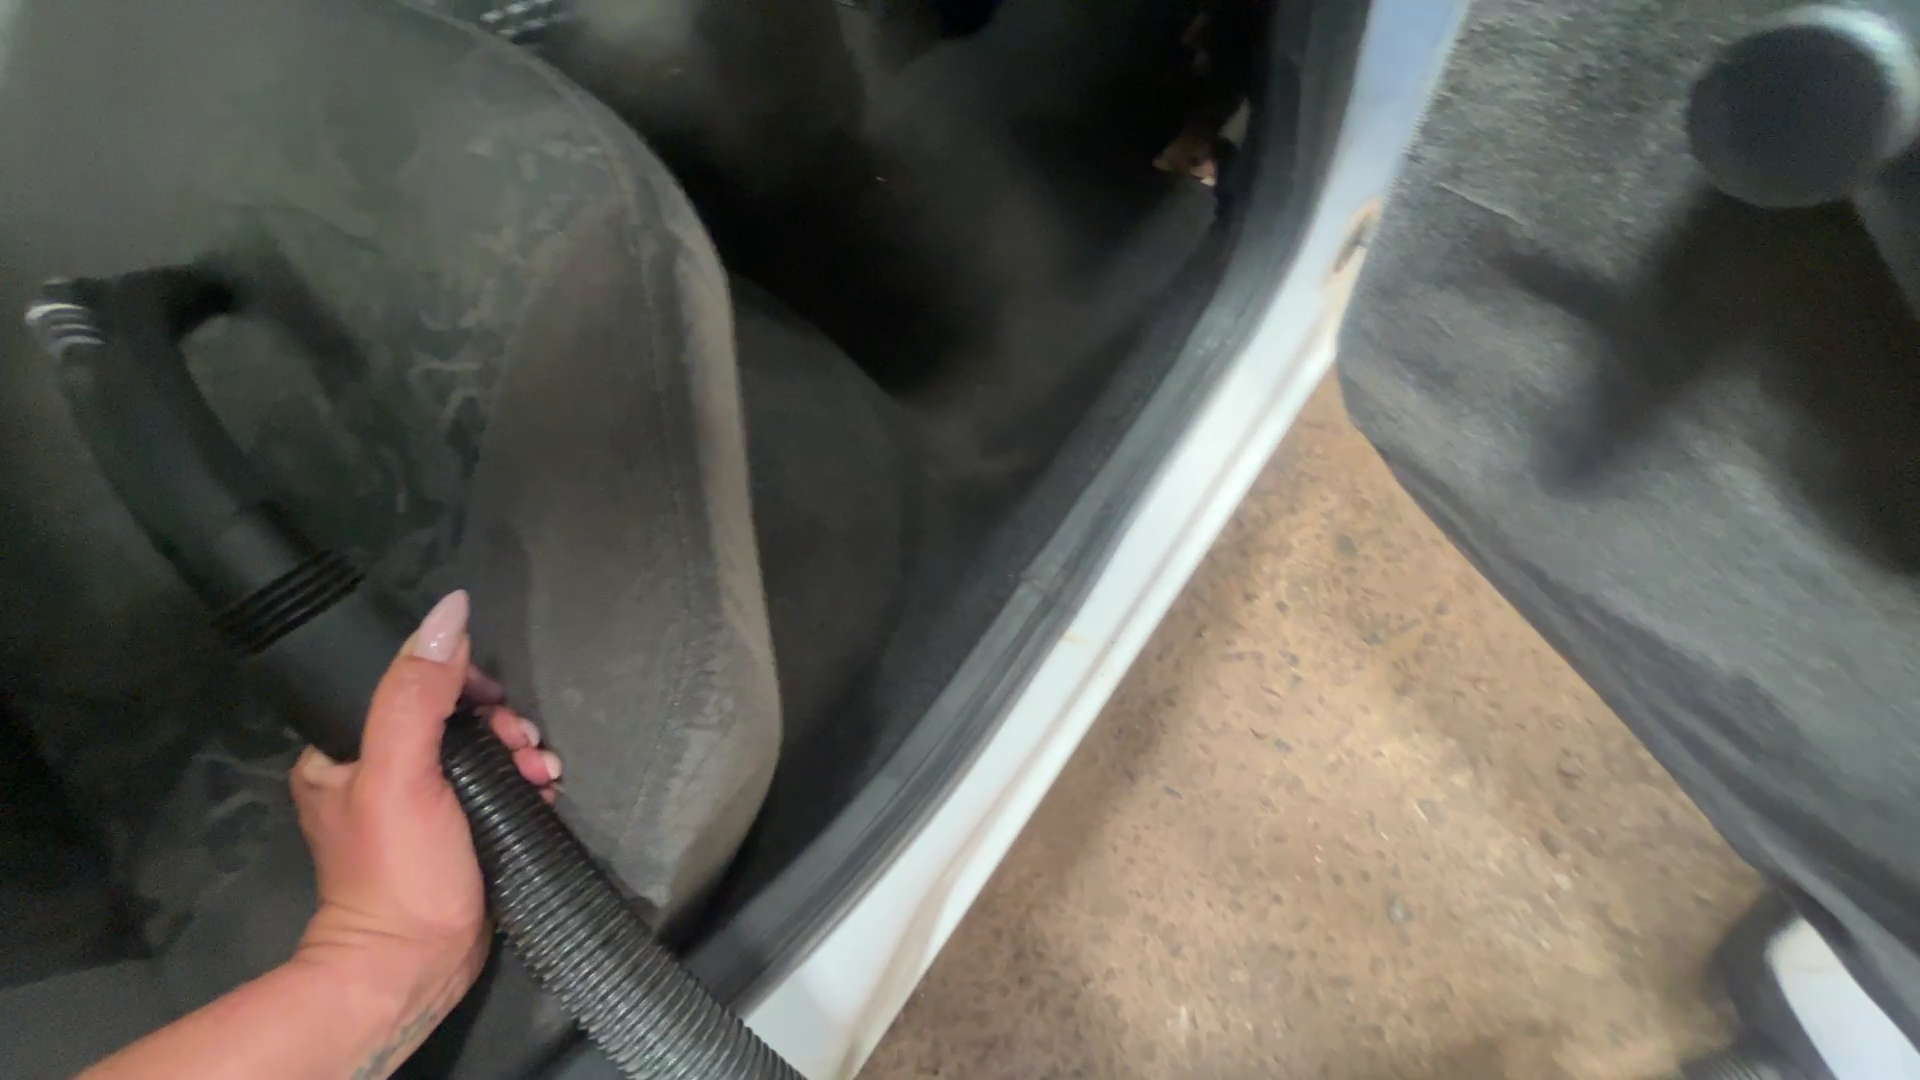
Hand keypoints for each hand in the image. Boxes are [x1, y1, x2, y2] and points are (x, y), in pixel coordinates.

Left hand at [288, 591, 561, 1025]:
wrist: (415, 965)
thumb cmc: (399, 866)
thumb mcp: (403, 771)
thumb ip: (419, 693)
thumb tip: (450, 612)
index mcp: (346, 752)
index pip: (412, 686)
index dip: (462, 684)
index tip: (496, 704)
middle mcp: (381, 772)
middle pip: (457, 718)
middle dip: (503, 725)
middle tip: (524, 746)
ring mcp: (422, 804)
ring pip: (484, 751)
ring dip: (523, 752)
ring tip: (543, 772)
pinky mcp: (458, 829)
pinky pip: (498, 783)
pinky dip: (525, 779)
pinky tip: (544, 789)